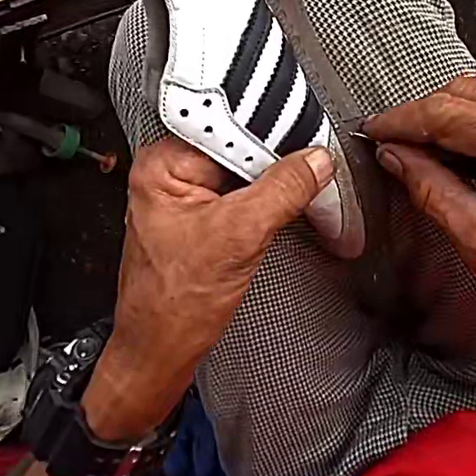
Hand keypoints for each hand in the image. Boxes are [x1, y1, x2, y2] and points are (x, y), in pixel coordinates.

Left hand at [83, 136, 332, 440]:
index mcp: (161, 165)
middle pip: (235, 145)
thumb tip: (315, 162)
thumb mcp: (238, 237)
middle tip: (308, 165)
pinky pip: (239, 192)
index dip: (269, 133)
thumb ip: (282, 191)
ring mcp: (184, 195)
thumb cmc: (173, 304)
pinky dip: (264, 198)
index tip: (304, 140)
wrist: (162, 349)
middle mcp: (167, 173)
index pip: (226, 126)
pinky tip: (280, 207)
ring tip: (297, 188)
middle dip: (273, 159)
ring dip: (272, 181)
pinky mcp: (200, 215)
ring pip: (240, 170)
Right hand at [362, 72, 475, 331]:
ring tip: (433, 148)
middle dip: (420, 116)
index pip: (445, 113)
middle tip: (399, 146)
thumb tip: (398, 158)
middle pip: (459, 90)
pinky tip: (470, 140)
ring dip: (447, 111)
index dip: (400, 121)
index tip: (376, 131)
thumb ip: (433, 193)